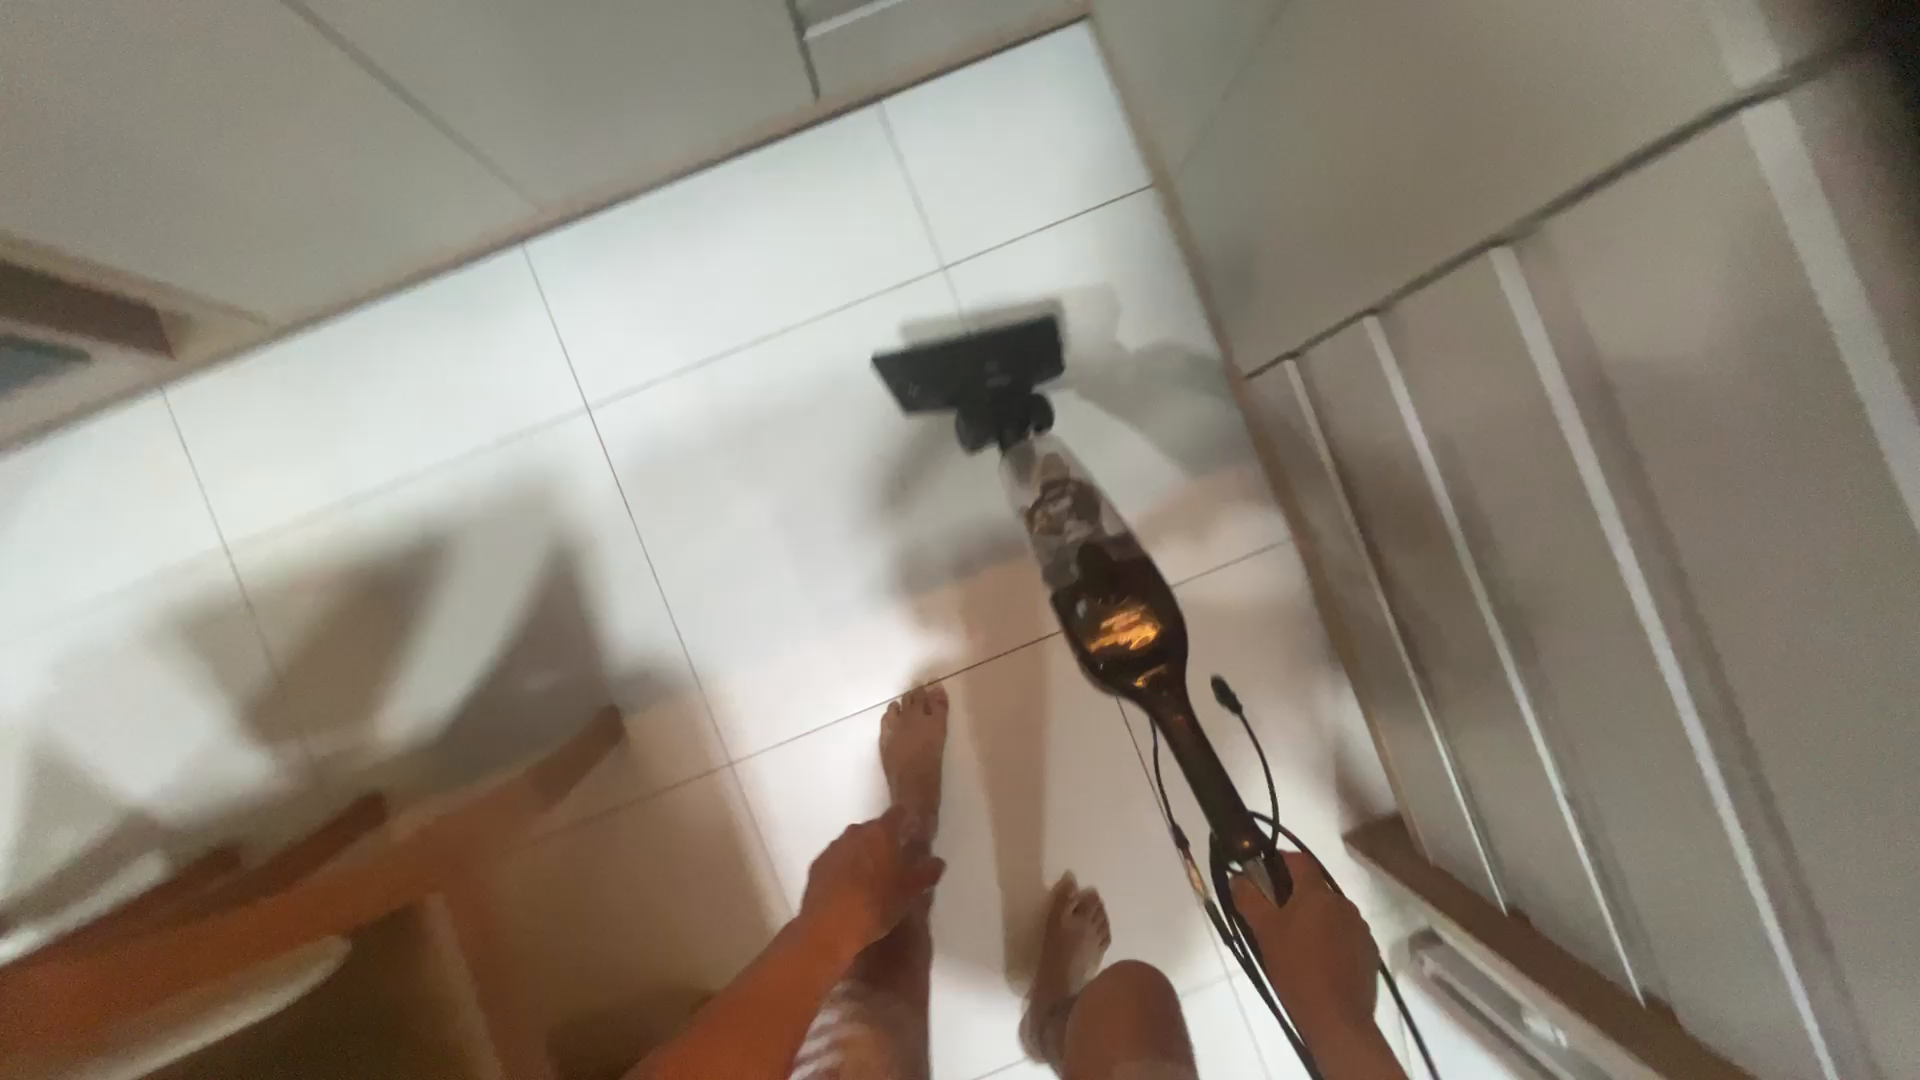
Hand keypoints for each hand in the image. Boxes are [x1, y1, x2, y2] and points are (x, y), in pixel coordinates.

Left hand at [800, 807, 945, 958]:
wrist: (827, 929)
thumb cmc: (875, 906)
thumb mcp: (909, 893)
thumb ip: (926, 873)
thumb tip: (938, 862)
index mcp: (881, 832)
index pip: (899, 813)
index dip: (908, 821)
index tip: (913, 835)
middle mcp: (856, 831)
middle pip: (875, 828)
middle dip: (885, 842)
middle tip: (895, 864)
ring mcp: (834, 847)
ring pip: (854, 844)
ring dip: (863, 855)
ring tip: (872, 880)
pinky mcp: (817, 865)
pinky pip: (837, 860)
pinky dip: (845, 868)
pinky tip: (850, 890)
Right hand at [1230, 853, 1379, 1035]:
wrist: (1337, 1018)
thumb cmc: (1295, 967)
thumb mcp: (1263, 930)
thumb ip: (1248, 897)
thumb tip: (1237, 877)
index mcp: (1317, 893)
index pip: (1299, 860)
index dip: (1279, 860)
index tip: (1263, 872)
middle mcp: (1343, 903)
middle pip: (1315, 886)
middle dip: (1294, 893)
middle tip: (1274, 913)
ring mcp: (1360, 928)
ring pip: (1331, 910)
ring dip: (1314, 915)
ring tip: (1296, 940)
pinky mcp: (1369, 952)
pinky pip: (1345, 932)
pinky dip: (1330, 936)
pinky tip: (1318, 959)